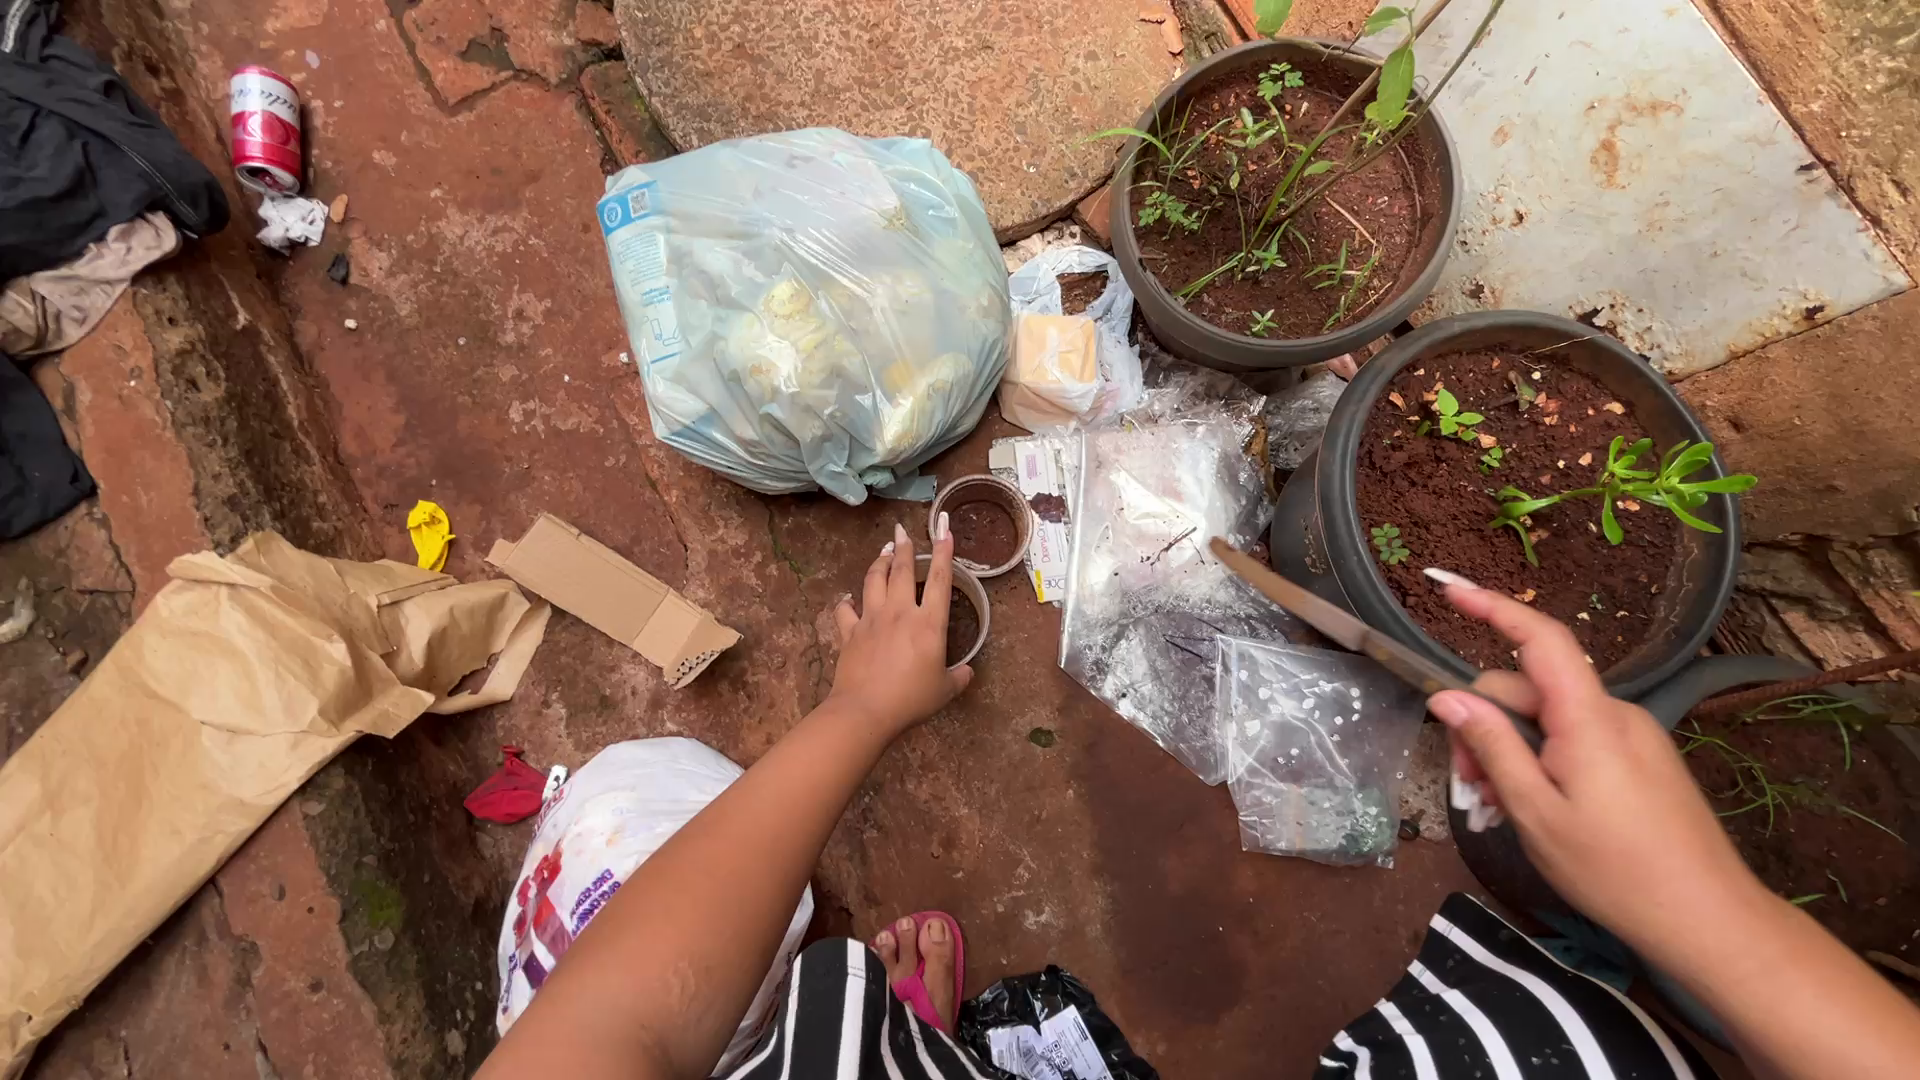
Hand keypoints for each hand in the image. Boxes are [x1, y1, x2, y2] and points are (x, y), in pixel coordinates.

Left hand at [826, 520, 972, 736]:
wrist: (865, 711)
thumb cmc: (911, 699)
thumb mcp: (944, 690)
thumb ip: (958, 677)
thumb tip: (968, 672)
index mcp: (929, 623)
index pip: (939, 579)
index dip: (944, 552)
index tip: (944, 530)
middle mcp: (900, 612)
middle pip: (901, 570)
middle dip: (904, 547)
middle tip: (902, 530)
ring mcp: (871, 619)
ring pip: (873, 580)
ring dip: (878, 562)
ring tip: (883, 550)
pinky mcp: (849, 632)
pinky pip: (845, 610)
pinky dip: (846, 601)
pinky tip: (848, 598)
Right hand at [1425, 577, 1764, 953]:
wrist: (1711, 923)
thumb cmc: (1615, 869)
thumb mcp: (1533, 810)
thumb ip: (1491, 746)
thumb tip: (1446, 698)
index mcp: (1589, 720)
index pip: (1542, 641)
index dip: (1495, 608)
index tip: (1450, 591)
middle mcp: (1612, 714)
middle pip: (1523, 691)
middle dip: (1481, 726)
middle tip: (1467, 784)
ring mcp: (1627, 735)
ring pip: (1540, 718)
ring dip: (1505, 749)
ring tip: (1495, 802)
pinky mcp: (1634, 757)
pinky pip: (1566, 737)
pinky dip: (1534, 758)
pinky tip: (1526, 800)